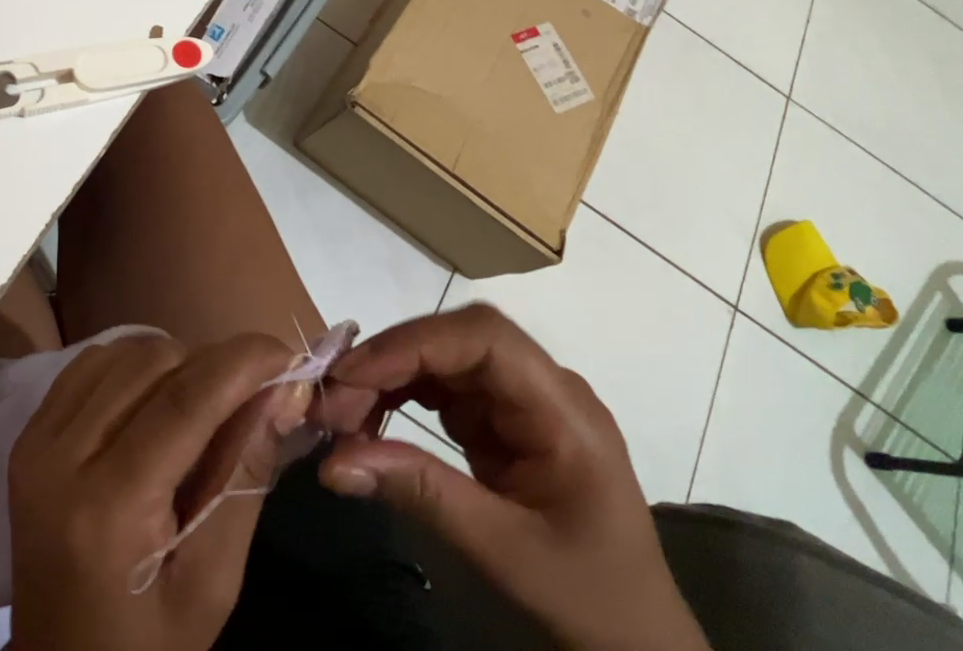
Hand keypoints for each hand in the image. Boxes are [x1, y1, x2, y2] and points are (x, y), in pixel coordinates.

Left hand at [7, 332, 311, 650]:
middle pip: (150, 363)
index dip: (242, 362)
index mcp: (109, 507)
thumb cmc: (149, 639)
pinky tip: (157, 399)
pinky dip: (134, 367)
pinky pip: (89, 367)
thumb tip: (280, 392)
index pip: (184, 400)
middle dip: (213, 363)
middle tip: (253, 394)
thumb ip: (244, 478)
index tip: (288, 353)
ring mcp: (35, 441)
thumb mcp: (214, 580)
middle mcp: (59, 458)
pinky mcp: (27, 435)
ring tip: (206, 402)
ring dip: (174, 361)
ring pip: (119, 353)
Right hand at [313, 305, 708, 650]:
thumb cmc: (587, 594)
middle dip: (389, 361)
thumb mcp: (504, 550)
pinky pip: (441, 393)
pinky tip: (367, 425)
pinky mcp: (500, 425)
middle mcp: (543, 390)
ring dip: (387, 379)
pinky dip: (399, 401)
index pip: (486, 340)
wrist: (633, 639)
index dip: (413, 344)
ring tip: (338, 416)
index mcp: (564, 410)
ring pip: (442, 362)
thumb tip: (332, 461)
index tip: (350, 376)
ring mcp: (520, 405)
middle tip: (329, 404)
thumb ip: (422, 494)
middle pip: (457, 342)